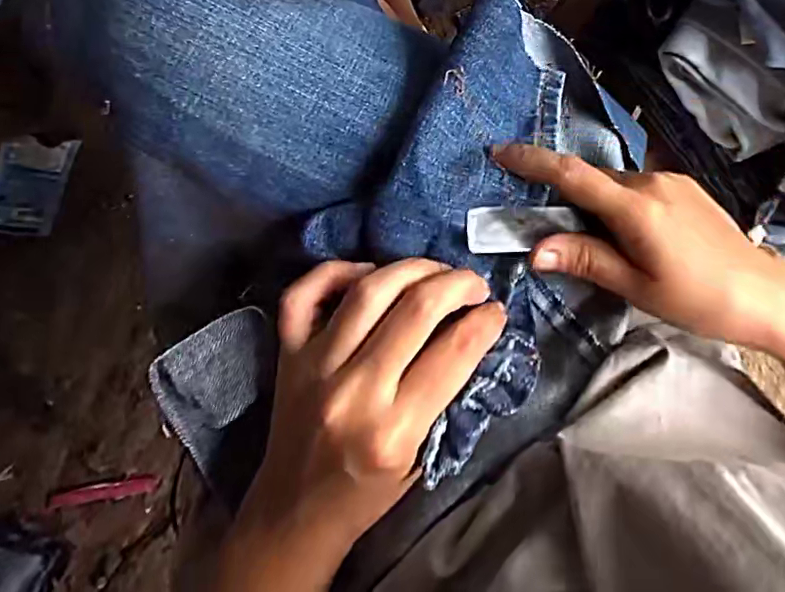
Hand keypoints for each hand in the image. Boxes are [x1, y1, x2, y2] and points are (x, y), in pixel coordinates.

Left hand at [215, 260, 505, 590]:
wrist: (293, 517)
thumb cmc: (368, 491)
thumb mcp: (423, 453)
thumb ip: (449, 391)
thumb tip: (478, 328)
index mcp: (392, 431)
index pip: (454, 350)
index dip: (486, 320)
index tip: (496, 311)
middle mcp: (352, 394)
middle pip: (417, 307)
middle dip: (459, 283)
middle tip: (475, 285)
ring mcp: (313, 368)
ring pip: (370, 289)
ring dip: (415, 268)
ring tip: (436, 273)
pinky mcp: (287, 355)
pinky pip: (306, 293)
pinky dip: (339, 271)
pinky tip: (369, 273)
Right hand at [491, 143, 784, 354]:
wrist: (762, 292)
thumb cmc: (698, 299)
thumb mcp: (637, 286)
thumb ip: (587, 259)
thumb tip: (535, 249)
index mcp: (636, 207)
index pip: (573, 174)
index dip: (534, 161)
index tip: (501, 152)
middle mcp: (653, 181)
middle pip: (594, 179)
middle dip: (566, 195)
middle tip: (549, 225)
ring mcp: (673, 180)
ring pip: (618, 183)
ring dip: (598, 202)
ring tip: (599, 242)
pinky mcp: (687, 186)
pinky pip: (640, 186)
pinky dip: (622, 202)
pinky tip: (632, 233)